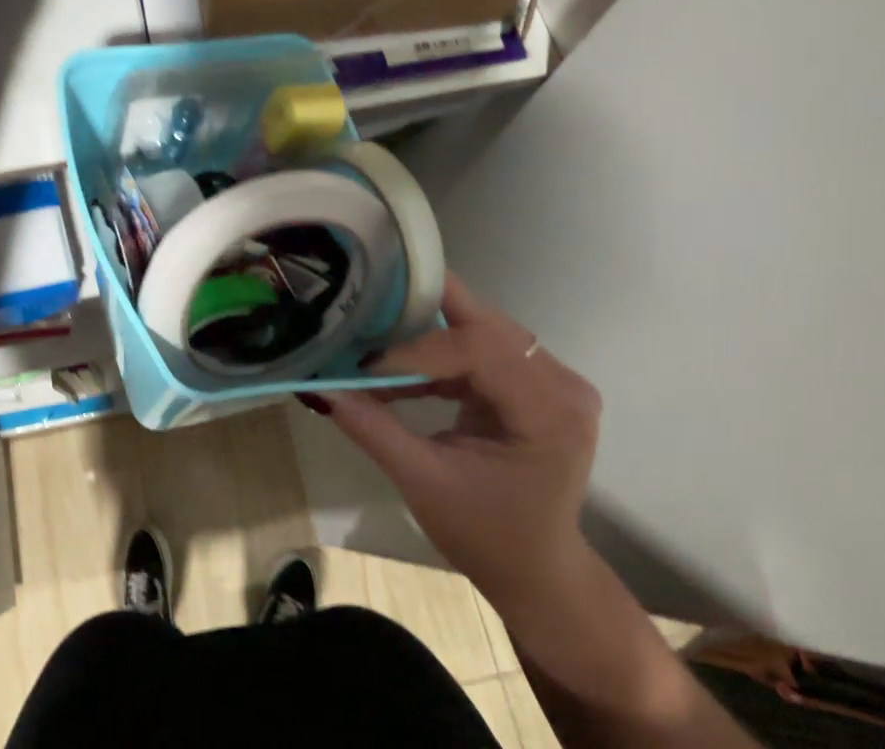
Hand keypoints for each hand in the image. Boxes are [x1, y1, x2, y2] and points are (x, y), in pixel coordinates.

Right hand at [302, 278, 602, 605]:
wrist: (535, 572)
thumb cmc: (486, 536)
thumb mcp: (423, 482)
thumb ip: (374, 429)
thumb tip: (322, 388)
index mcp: (549, 409)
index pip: (480, 348)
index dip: (417, 349)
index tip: (365, 366)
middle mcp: (562, 383)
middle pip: (486, 325)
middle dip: (422, 319)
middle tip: (366, 312)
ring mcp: (553, 381)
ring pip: (483, 330)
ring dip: (428, 336)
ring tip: (375, 343)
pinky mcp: (535, 386)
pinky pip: (483, 352)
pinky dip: (439, 358)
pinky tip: (399, 372)